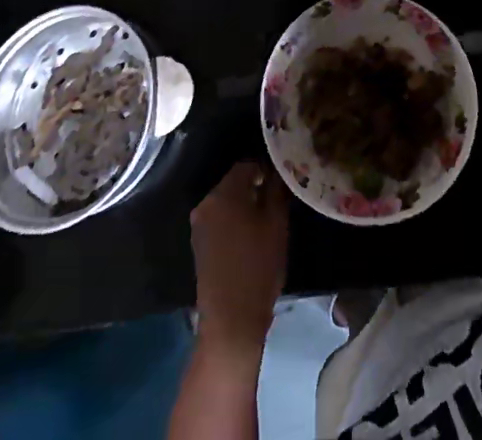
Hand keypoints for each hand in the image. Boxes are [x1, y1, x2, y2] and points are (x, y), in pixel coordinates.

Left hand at [189, 162, 288, 351]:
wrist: (231, 317)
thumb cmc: (258, 266)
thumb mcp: (277, 225)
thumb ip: (276, 192)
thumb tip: (277, 173)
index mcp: (224, 194)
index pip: (246, 165)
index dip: (266, 169)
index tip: (282, 181)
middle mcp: (206, 203)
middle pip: (233, 183)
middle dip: (255, 187)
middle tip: (278, 201)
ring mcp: (199, 224)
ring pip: (225, 202)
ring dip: (244, 204)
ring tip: (266, 220)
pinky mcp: (199, 243)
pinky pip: (219, 219)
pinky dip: (233, 220)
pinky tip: (250, 237)